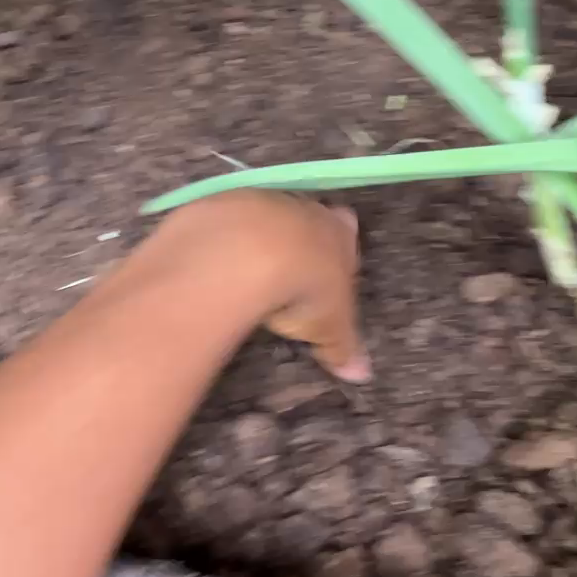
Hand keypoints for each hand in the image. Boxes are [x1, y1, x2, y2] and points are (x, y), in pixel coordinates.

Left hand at [148, 191, 371, 381]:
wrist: (250, 252)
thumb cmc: (306, 288)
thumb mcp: (329, 327)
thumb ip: (343, 347)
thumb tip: (361, 374)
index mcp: (338, 233)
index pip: (346, 232)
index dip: (336, 251)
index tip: (326, 275)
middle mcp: (304, 210)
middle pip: (305, 220)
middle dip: (298, 243)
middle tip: (288, 278)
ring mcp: (261, 202)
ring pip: (264, 218)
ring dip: (257, 240)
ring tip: (248, 276)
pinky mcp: (222, 204)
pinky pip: (225, 223)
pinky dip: (222, 242)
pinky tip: (216, 266)